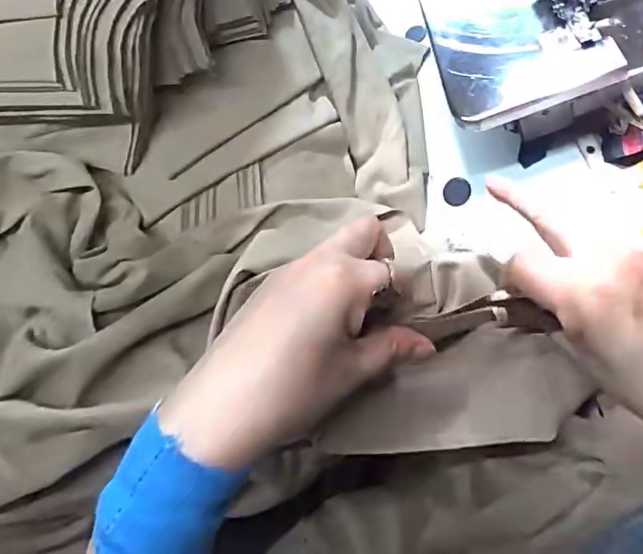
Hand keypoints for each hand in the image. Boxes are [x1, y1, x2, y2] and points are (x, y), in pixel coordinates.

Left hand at [155, 217, 435, 469]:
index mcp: (345, 276)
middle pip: (365, 230)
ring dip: (354, 265)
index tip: (400, 322)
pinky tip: (316, 322)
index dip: (404, 295)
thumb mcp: (350, 371)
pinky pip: (312, 263)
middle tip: (380, 299)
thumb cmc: (293, 390)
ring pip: (337, 245)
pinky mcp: (270, 283)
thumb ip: (391, 347)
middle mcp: (320, 259)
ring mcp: (291, 267)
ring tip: (348, 316)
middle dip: (383, 254)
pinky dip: (328, 276)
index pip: (392, 270)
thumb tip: (428, 345)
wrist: (214, 412)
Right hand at [486, 179, 642, 446]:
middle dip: (517, 199)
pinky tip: (584, 260)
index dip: (508, 276)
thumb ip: (551, 322)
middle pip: (548, 216)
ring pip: (576, 222)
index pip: (522, 261)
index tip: (511, 296)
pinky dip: (582, 241)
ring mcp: (626, 247)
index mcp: (580, 290)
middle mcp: (600, 255)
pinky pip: (601, 236)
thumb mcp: (585, 361)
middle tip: (492, 184)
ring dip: (554, 223)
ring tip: (535, 225)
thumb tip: (526, 303)